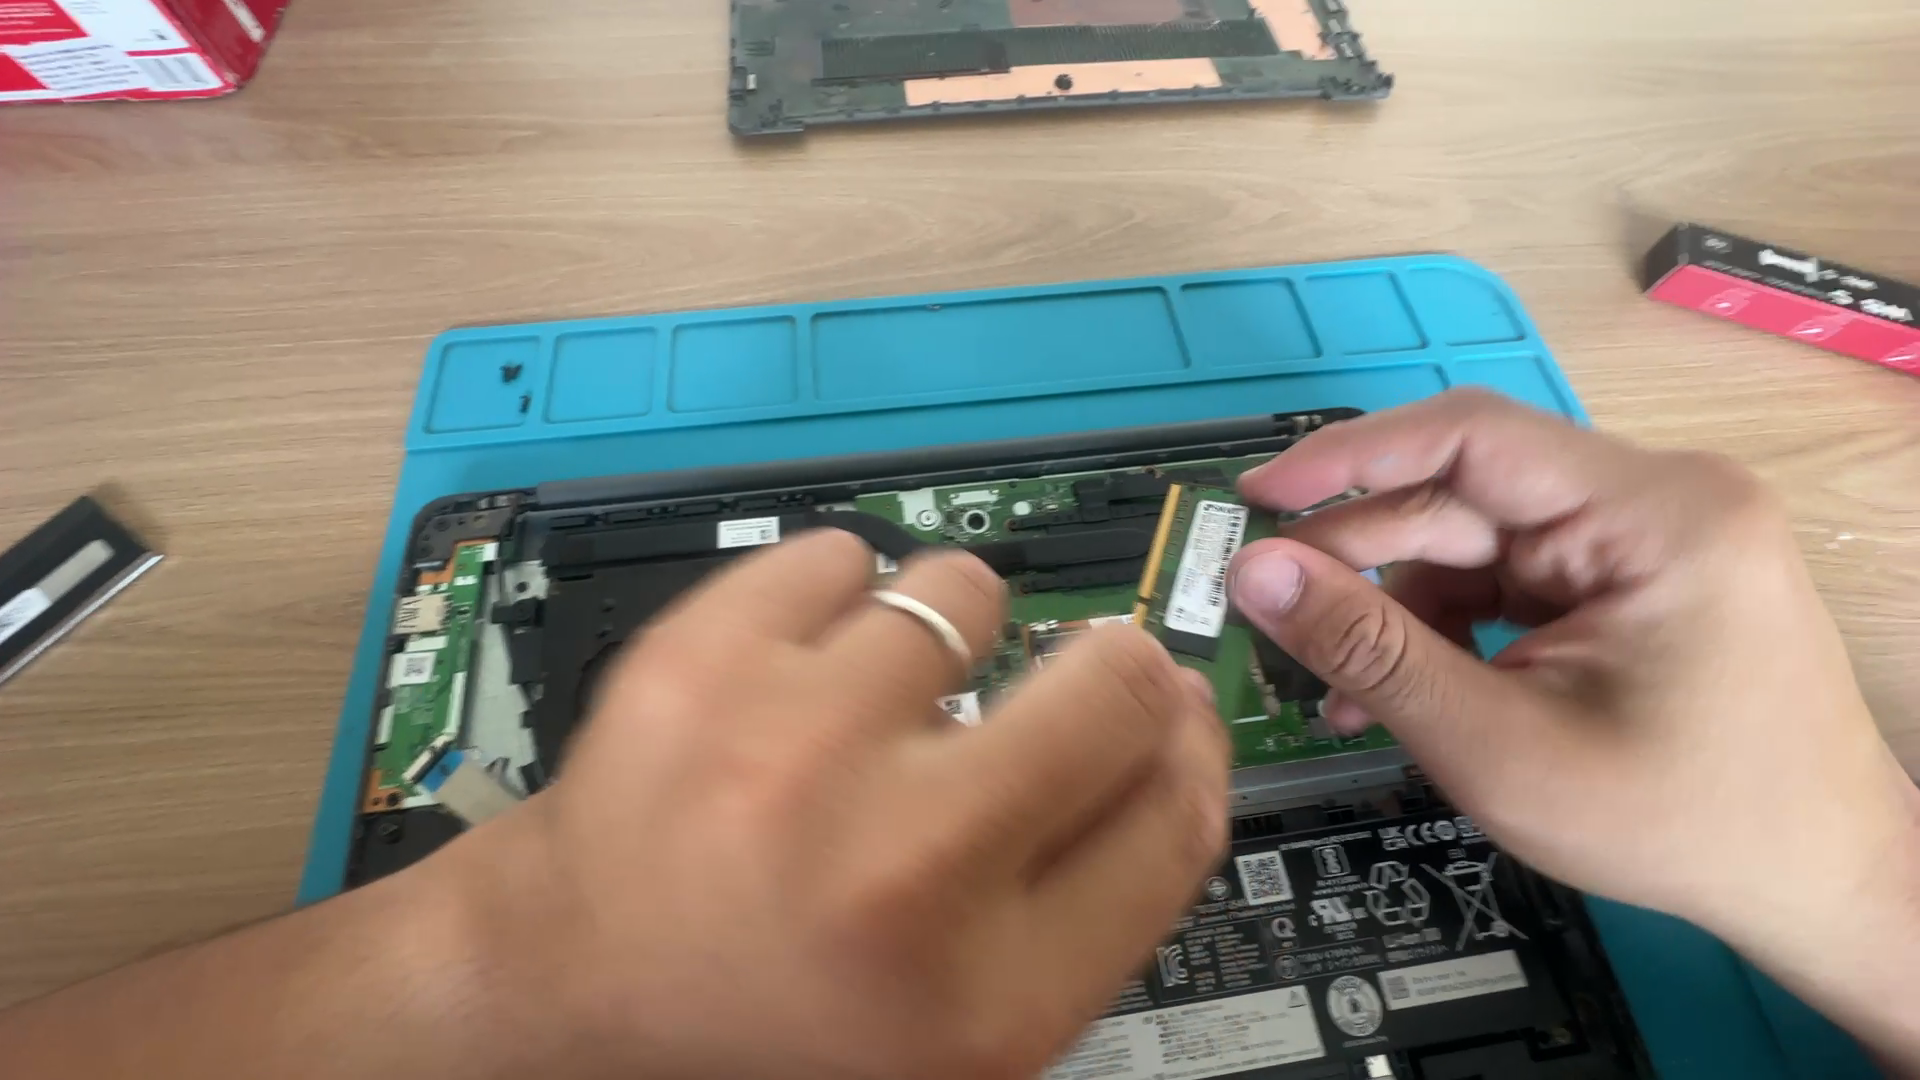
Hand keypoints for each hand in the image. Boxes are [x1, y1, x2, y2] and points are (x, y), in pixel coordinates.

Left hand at [450, 531, 1226, 1079]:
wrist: (571, 980)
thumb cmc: (782, 1006)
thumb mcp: (968, 1011)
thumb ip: (1093, 877)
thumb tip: (1166, 716)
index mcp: (990, 993)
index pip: (1174, 817)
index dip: (1188, 743)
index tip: (1169, 705)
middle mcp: (902, 865)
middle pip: (1110, 685)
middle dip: (1108, 664)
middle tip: (1055, 676)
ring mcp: (792, 745)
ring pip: (963, 591)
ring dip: (946, 632)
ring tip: (875, 699)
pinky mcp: (698, 658)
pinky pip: (840, 556)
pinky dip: (839, 597)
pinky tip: (799, 666)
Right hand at [1227, 388, 1919, 1068]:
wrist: (1817, 893)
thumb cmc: (1674, 822)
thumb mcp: (1492, 742)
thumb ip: (1364, 649)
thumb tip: (1249, 571)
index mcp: (1649, 514)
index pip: (1468, 437)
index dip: (1345, 457)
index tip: (1253, 497)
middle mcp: (1637, 503)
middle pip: (1448, 500)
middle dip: (1350, 560)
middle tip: (1264, 610)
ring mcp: (1617, 542)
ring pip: (1450, 547)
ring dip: (1378, 613)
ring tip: (1330, 688)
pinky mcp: (1595, 582)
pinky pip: (1476, 584)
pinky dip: (1417, 633)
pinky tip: (1379, 693)